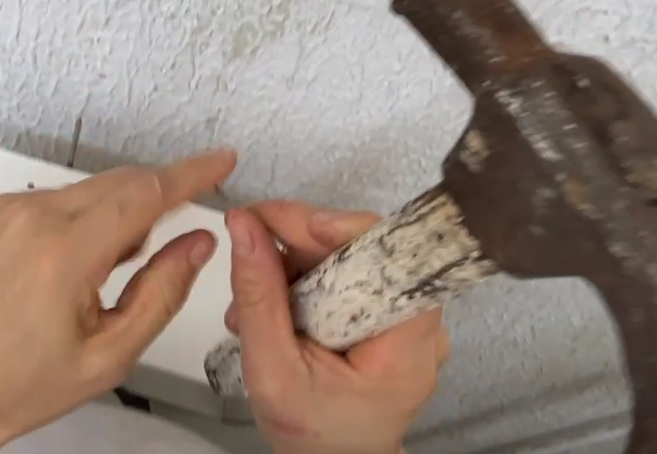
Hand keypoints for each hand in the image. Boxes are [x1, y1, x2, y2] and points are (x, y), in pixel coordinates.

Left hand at [0, 150, 237, 453]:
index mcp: (64, 253)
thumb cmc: (22, 384)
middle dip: (156, 198)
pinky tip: (70, 263)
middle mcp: (33, 216)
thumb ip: (163, 291)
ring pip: (89, 189)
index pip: (145, 193)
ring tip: (103, 274)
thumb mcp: (110, 354)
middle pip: (120, 183)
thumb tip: (198, 242)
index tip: (221, 160)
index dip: (191, 174)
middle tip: (174, 238)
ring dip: (115, 213)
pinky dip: (79, 216)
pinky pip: (56, 196)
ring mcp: (8, 207)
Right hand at [225, 201, 449, 453]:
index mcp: (406, 340)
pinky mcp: (379, 307)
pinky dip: (297, 273)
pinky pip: (338, 265)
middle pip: (357, 244)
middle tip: (246, 253)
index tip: (281, 224)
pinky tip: (267, 302)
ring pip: (341, 250)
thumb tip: (243, 224)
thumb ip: (258, 297)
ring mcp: (398, 310)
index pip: (388, 253)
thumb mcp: (272, 371)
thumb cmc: (313, 435)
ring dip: (288, 260)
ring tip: (248, 300)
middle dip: (294, 244)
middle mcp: (413, 317)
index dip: (337, 227)